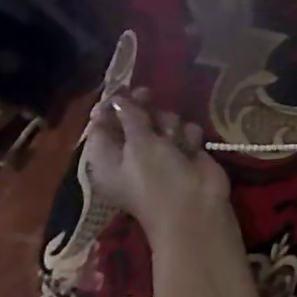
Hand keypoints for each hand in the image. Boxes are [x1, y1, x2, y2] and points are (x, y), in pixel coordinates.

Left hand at [83, 88, 234, 248]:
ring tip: (173, 139)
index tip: (122, 88)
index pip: (101, 125)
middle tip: (148, 96)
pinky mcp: (184, 153)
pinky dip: (187, 137)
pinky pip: (184, 131)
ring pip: (161, 121)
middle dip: (142, 109)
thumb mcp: (138, 144)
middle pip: (132, 119)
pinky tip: (191, 148)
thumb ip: (129, 116)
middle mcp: (130, 154)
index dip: (110, 106)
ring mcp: (160, 154)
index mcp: (107, 158)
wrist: (196, 209)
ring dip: (168, 125)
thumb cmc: (157, 178)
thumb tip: (116, 99)